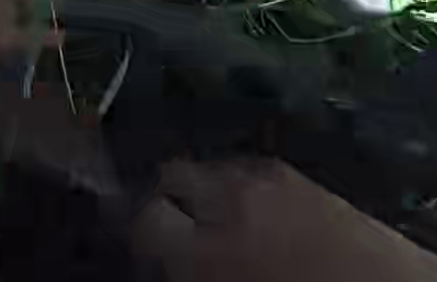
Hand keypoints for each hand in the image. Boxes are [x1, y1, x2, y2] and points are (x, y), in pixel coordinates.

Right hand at [131, 159, 436, 281]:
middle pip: (170, 174)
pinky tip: (256, 216)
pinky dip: (236, 185)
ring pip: (207, 165)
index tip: (145, 250)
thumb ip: (194, 273)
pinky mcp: (297, 173)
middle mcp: (229, 199)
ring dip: (202, 189)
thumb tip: (171, 263)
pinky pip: (244, 167)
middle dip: (166, 200)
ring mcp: (265, 177)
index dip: (140, 234)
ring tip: (218, 224)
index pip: (146, 219)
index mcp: (209, 255)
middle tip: (177, 235)